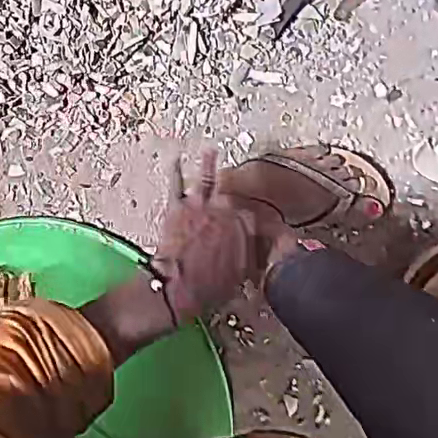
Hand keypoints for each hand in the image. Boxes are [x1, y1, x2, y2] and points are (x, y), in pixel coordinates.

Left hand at [79, 149, 274, 365]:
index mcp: (243, 227)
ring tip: (210, 151)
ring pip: (206, 179)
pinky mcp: (177, 206)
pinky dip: (176, 170)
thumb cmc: (210, 286)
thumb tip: (259, 254)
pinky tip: (176, 159)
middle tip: (236, 189)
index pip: (256, 219)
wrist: (179, 286)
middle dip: (234, 194)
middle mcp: (223, 210)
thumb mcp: (243, 275)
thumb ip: (252, 256)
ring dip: (208, 164)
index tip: (261, 229)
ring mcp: (199, 205)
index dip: (259, 226)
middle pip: (232, 197)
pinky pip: (176, 183)